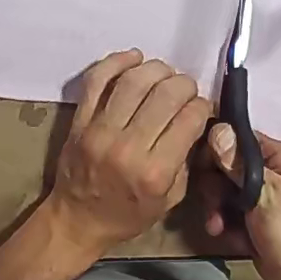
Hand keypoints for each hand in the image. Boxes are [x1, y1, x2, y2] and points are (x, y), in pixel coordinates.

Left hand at [44, 49, 212, 255]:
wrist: (77, 220)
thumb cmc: (127, 214)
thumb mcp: (170, 200)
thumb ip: (187, 160)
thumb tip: (198, 120)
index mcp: (155, 172)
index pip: (189, 119)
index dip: (203, 106)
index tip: (202, 108)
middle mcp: (127, 147)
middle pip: (166, 94)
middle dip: (185, 85)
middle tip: (186, 90)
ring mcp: (99, 131)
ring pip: (134, 81)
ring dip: (156, 69)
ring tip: (165, 74)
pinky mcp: (80, 121)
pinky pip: (97, 80)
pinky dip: (117, 62)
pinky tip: (134, 59)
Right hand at [199, 124, 280, 279]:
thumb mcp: (265, 193)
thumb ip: (238, 163)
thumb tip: (217, 129)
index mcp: (278, 156)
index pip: (236, 138)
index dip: (215, 151)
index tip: (203, 169)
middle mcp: (268, 169)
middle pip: (223, 164)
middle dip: (213, 188)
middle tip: (213, 207)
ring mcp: (258, 192)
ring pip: (220, 188)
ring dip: (215, 208)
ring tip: (217, 227)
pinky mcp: (249, 213)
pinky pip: (225, 208)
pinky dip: (222, 221)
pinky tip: (225, 234)